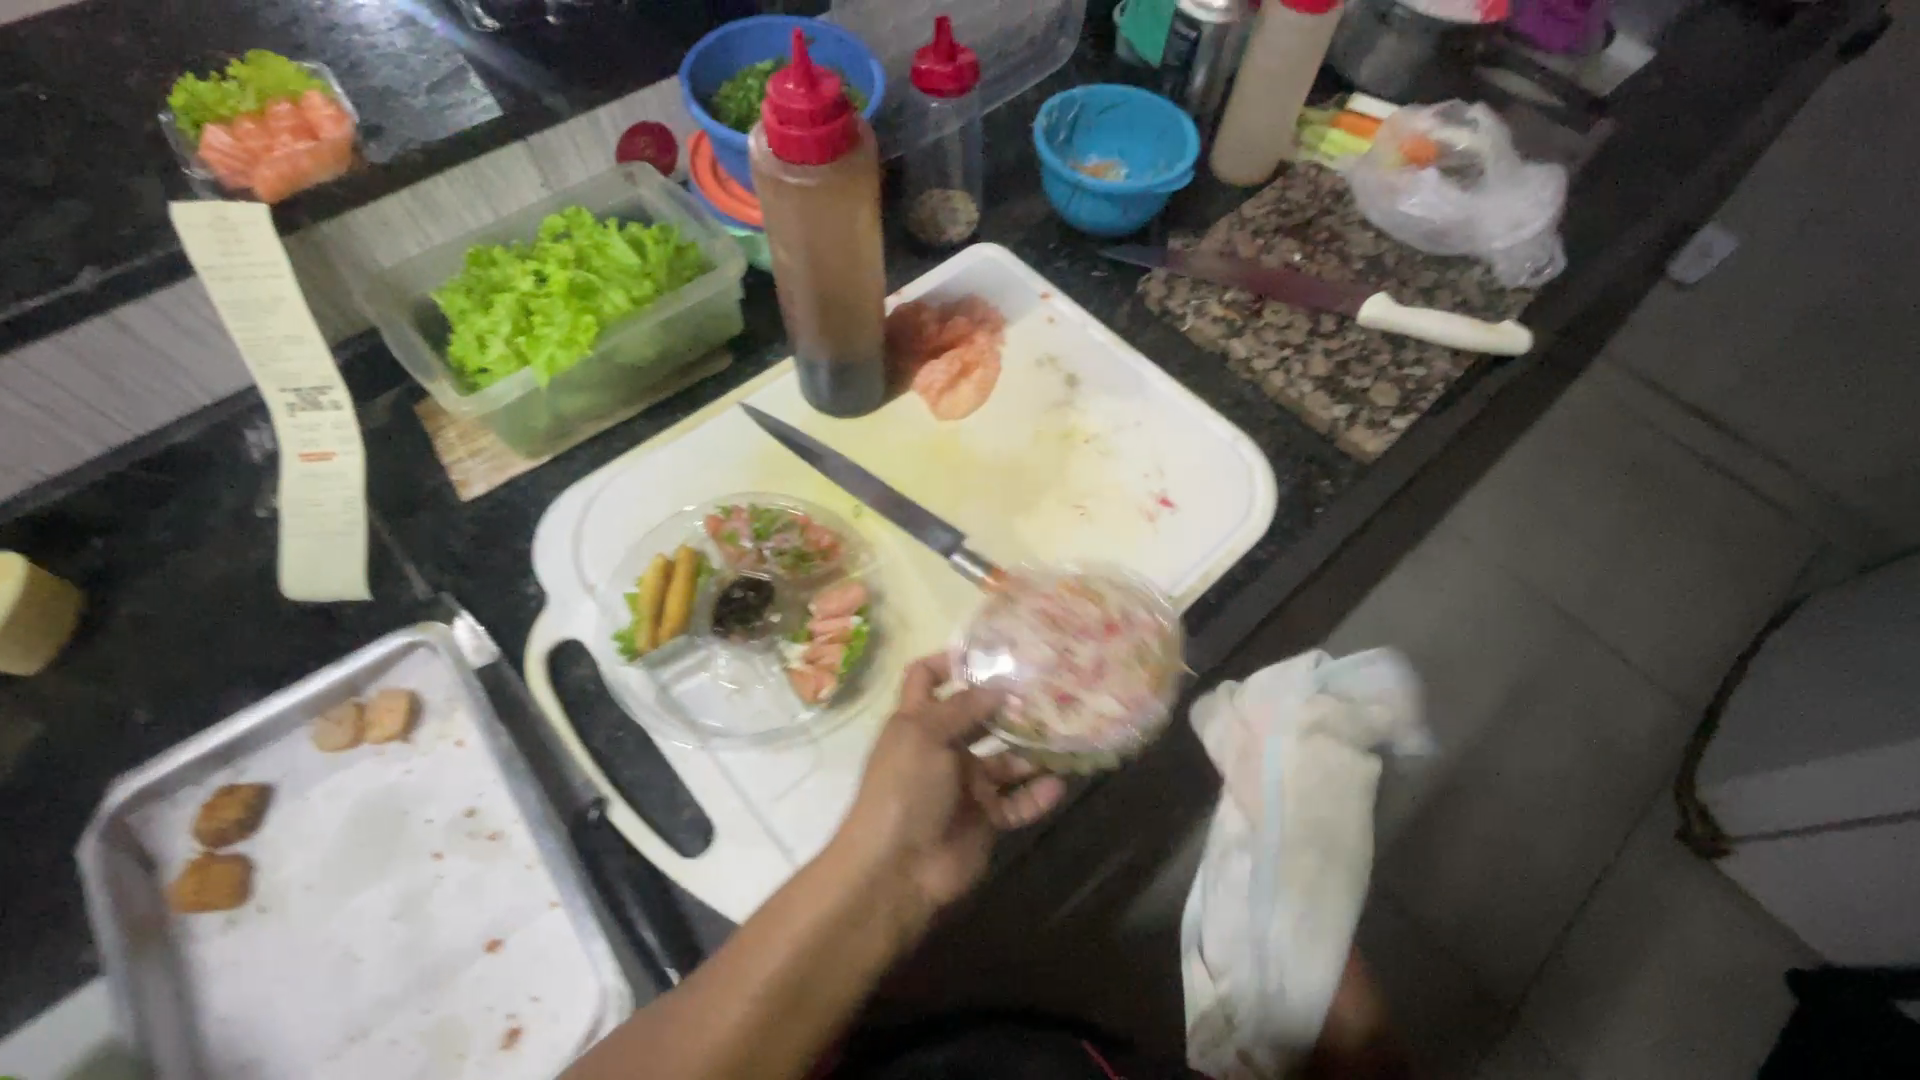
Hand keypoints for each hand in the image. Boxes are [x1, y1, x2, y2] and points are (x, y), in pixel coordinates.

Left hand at [834, 654, 1066, 924]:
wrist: (897, 868)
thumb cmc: (904, 788)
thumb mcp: (925, 735)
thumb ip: (962, 707)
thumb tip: (998, 686)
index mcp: (917, 722)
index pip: (927, 678)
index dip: (950, 662)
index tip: (990, 654)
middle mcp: (942, 748)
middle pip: (977, 717)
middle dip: (1006, 705)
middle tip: (1047, 691)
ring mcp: (965, 785)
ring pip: (1006, 760)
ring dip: (1031, 750)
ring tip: (1064, 734)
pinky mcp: (986, 818)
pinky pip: (1018, 802)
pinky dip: (1038, 794)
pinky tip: (1059, 783)